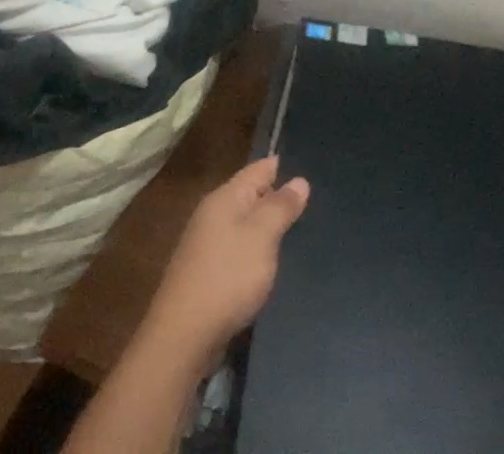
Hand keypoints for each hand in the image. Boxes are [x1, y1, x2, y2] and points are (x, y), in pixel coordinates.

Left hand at [144, 156, 309, 355]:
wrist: (184, 336)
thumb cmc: (227, 277)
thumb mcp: (262, 236)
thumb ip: (281, 207)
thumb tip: (299, 180)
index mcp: (224, 199)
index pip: (259, 169)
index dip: (285, 166)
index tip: (315, 167)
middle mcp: (212, 215)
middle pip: (252, 195)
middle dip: (280, 197)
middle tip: (319, 201)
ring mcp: (207, 245)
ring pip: (247, 224)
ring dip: (270, 226)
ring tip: (304, 230)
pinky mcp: (209, 272)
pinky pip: (240, 248)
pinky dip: (259, 250)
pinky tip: (275, 260)